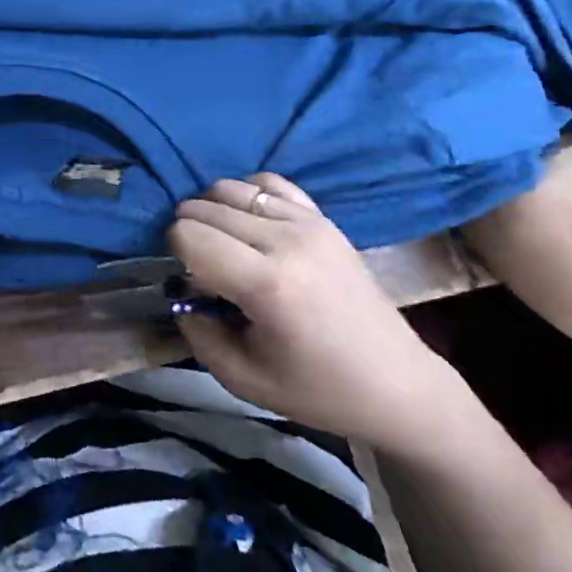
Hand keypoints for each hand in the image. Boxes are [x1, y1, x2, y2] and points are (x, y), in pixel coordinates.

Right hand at [168, 174, 466, 455]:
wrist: (396, 382)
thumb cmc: (318, 389)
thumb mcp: (242, 378)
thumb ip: (197, 331)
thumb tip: (181, 289)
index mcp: (267, 284)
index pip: (188, 235)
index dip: (174, 254)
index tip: (191, 282)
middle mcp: (286, 240)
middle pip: (203, 207)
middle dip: (189, 232)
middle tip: (204, 269)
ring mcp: (308, 222)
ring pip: (229, 187)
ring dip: (212, 212)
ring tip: (224, 245)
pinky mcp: (322, 217)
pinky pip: (267, 182)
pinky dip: (246, 195)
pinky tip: (251, 225)